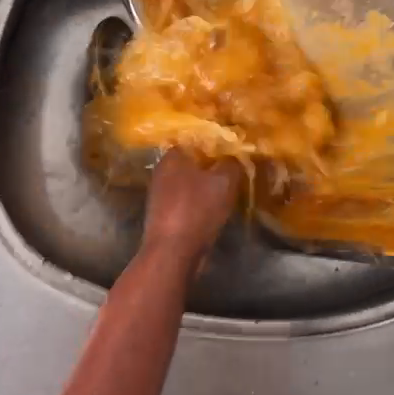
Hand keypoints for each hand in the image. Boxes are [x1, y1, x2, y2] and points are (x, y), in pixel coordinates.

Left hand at [142, 150, 240, 266]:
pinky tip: (214, 212)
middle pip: (192, 164)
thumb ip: (231, 164)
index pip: (196, 141)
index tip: (233, 152)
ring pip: (189, 184)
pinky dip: (199, 205)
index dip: (216, 145)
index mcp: (172, 156)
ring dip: (206, 188)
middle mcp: (162, 172)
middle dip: (212, 168)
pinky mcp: (163, 217)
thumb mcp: (224, 181)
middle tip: (234, 172)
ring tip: (228, 193)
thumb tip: (234, 157)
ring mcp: (160, 196)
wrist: (172, 253)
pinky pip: (186, 203)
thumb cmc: (196, 209)